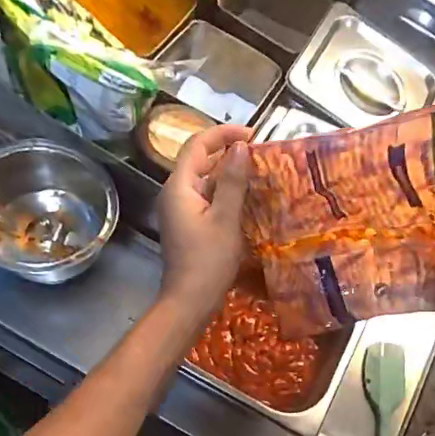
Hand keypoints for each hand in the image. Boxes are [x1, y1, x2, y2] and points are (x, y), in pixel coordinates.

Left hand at [156, 124, 251, 320]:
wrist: (189, 301)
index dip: (223, 134)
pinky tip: (246, 200)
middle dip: (227, 153)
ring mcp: (180, 212)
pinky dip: (224, 193)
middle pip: (199, 161)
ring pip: (204, 182)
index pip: (197, 145)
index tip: (253, 134)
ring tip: (257, 173)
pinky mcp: (188, 227)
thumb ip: (232, 181)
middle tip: (259, 154)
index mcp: (179, 187)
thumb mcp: (225, 219)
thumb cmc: (207, 261)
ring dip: (228, 174)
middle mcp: (175, 194)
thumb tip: (240, 147)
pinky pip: (206, 200)